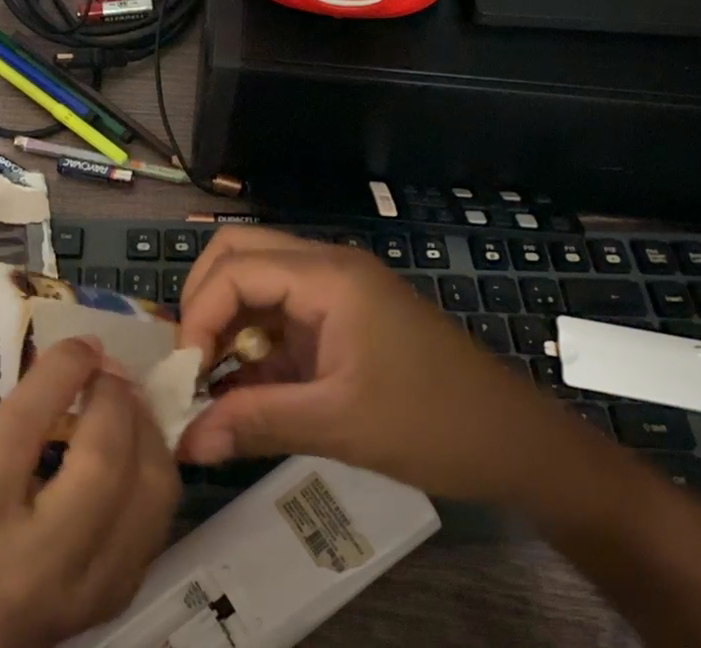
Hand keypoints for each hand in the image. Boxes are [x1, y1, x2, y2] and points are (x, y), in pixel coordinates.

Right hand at [0, 291, 180, 647]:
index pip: (25, 424)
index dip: (62, 370)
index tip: (81, 343)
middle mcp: (34, 554)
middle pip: (100, 463)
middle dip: (116, 399)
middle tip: (110, 370)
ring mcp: (87, 583)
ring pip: (147, 491)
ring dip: (147, 427)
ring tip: (128, 399)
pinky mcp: (120, 593)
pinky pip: (161, 516)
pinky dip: (157, 465)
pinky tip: (137, 442)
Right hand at [176, 226, 586, 504]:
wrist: (516, 444)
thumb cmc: (434, 424)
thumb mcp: (338, 425)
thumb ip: (255, 423)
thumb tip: (184, 443)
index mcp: (329, 277)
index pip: (235, 269)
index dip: (198, 315)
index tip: (185, 373)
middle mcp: (326, 270)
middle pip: (238, 255)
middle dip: (202, 302)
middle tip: (189, 361)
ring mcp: (335, 294)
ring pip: (255, 284)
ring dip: (223, 324)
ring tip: (203, 380)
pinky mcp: (340, 323)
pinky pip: (278, 318)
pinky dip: (250, 347)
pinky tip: (235, 392)